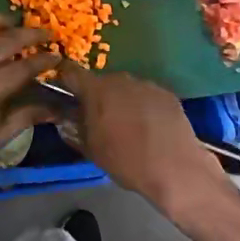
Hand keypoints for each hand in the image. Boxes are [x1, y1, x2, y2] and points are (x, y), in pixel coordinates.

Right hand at [57, 62, 225, 209]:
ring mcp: (146, 84)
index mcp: (96, 90)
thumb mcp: (91, 150)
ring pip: (126, 89)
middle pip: (101, 82)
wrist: (175, 168)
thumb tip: (65, 119)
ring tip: (129, 127)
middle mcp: (121, 80)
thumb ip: (74, 129)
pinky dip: (144, 106)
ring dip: (122, 101)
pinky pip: (147, 96)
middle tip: (99, 120)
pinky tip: (150, 128)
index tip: (64, 92)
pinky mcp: (167, 93)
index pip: (70, 72)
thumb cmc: (126, 161)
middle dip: (97, 97)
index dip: (64, 79)